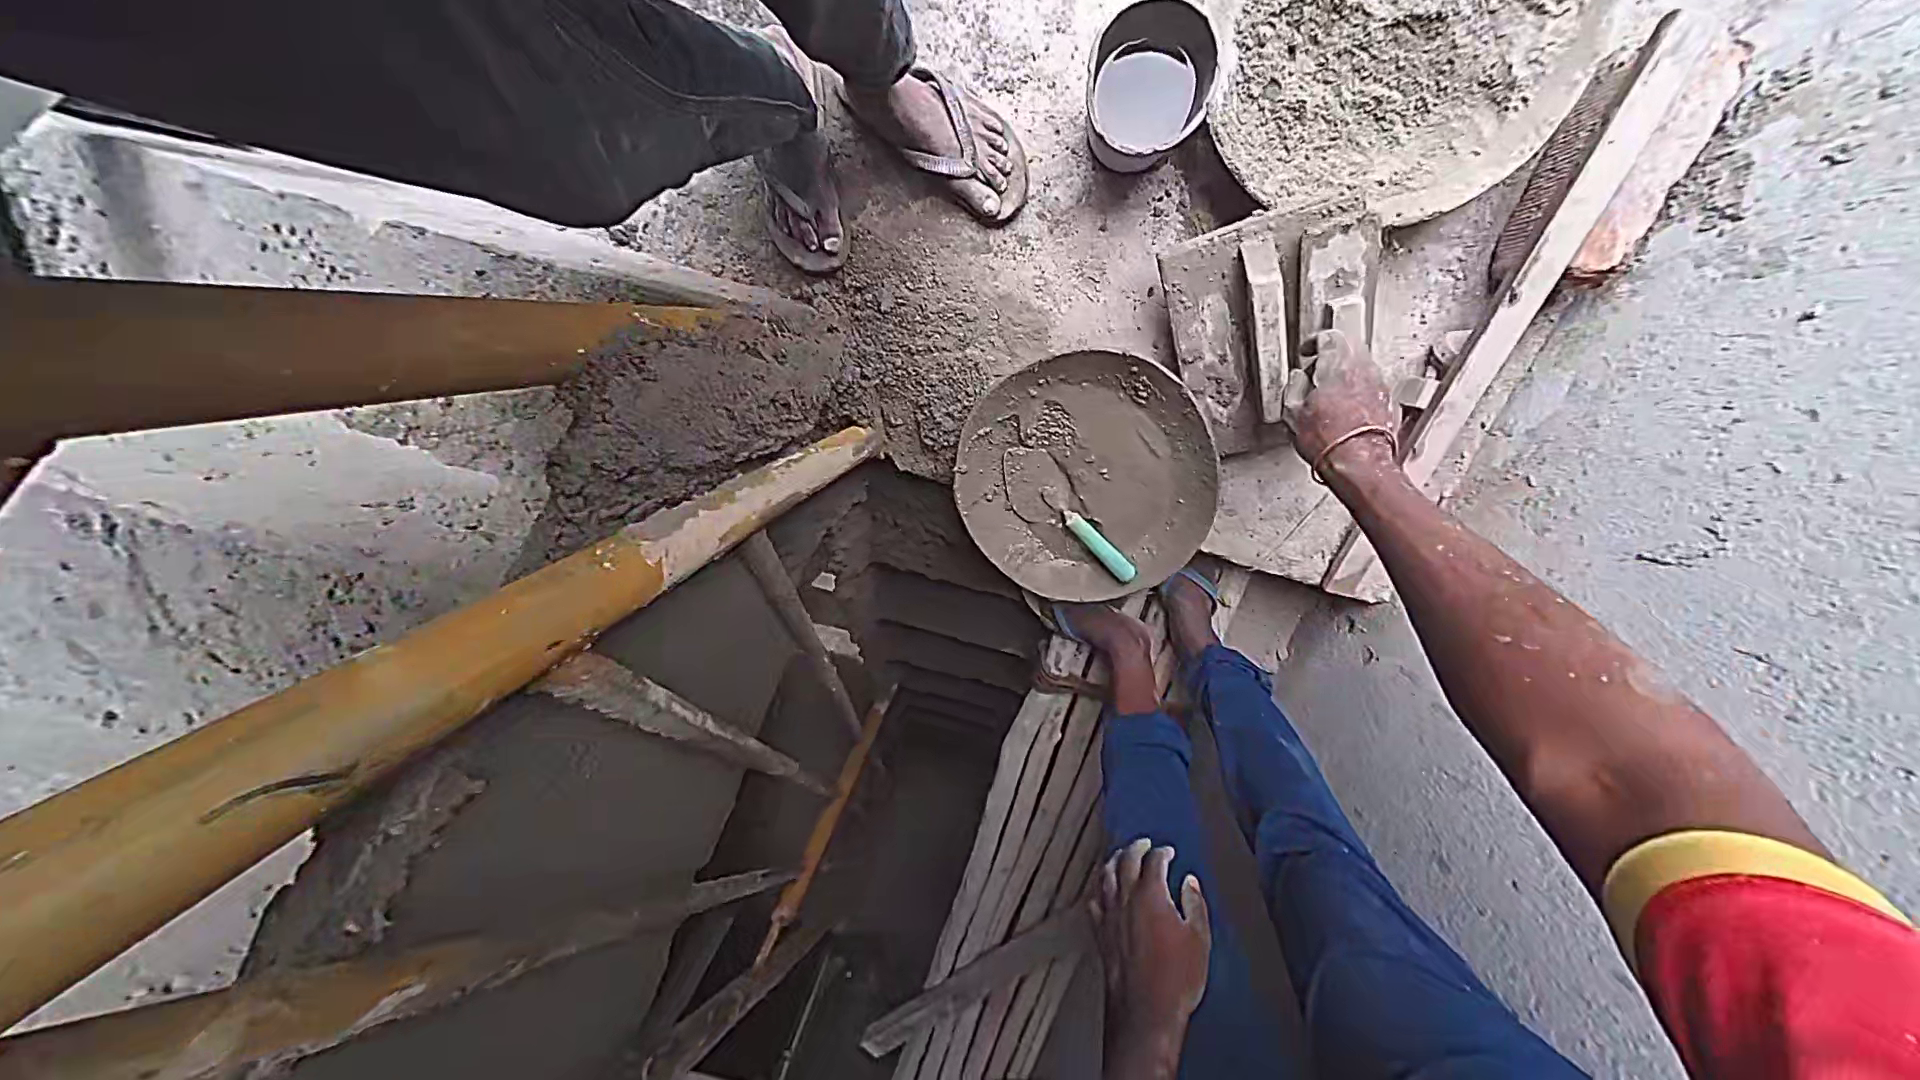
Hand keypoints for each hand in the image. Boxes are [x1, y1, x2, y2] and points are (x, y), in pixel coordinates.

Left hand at [1094, 839, 1210, 1079]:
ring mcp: (1109, 913)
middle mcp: (1125, 897)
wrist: (1145, 1011)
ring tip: (1120, 856)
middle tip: (1144, 843)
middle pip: (1126, 860)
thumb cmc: (1176, 979)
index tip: (1168, 851)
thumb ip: (1195, 905)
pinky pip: (1095, 899)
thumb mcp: (1199, 940)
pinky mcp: (1099, 931)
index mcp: (1151, 894)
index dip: (1162, 852)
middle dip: (1136, 847)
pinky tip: (1102, 889)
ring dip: (1114, 861)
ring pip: (1105, 875)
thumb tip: (1189, 883)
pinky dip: (1100, 888)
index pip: (1154, 861)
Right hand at [1282, 329, 1397, 468]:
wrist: (1359, 464)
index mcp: (1337, 368)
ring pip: (1362, 367)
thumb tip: (1297, 379)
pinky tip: (1345, 408)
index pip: (1329, 338)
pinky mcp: (1388, 403)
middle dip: (1332, 355)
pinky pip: (1371, 387)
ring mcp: (1380, 386)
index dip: (1314, 341)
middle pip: (1350, 348)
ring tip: (1329, 392)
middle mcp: (1364, 371)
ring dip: (1345, 374)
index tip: (1307, 350)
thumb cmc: (1329, 442)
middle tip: (1316, 368)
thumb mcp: (1293, 413)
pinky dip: (1357, 391)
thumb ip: (1294, 387)